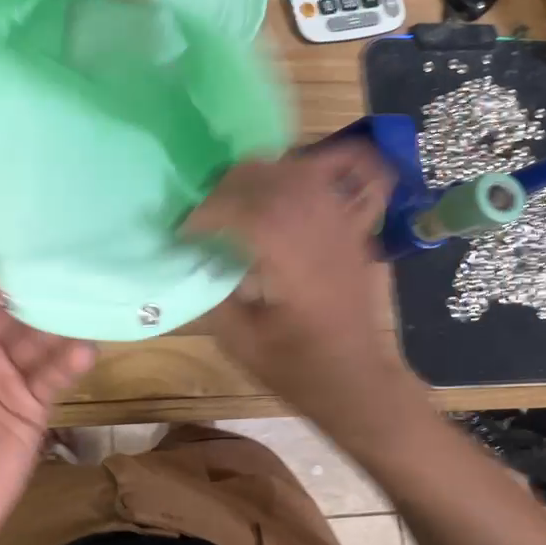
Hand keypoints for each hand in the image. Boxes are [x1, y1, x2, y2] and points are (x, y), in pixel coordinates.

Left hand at [0, 282, 96, 544]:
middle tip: (75, 266)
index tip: (35, 244)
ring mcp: (10, 381)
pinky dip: (72, 362)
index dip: (5, 274)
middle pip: (18, 314)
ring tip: (88, 304)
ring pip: (42, 341)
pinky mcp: (34, 409)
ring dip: (62, 324)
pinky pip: (56, 376)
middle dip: (42, 293)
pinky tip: (85, 351)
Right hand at [185, 142, 429, 447]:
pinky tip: (295, 164)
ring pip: (301, 170)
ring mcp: (343, 224)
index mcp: (292, 261)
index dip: (210, 212)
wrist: (358, 382)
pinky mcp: (353, 227)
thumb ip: (212, 292)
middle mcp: (321, 231)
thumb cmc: (298, 368)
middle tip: (206, 212)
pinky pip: (343, 174)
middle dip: (230, 186)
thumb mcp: (241, 340)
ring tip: (238, 196)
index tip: (186, 230)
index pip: (247, 209)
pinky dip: (317, 162)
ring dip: (263, 173)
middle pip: (272, 178)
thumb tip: (189, 256)